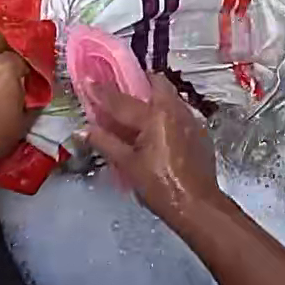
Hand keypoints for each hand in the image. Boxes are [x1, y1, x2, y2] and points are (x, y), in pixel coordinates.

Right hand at [86, 73, 227, 228]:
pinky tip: (157, 129)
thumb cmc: (159, 186)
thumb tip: (83, 130)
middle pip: (157, 82)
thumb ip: (105, 142)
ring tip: (138, 111)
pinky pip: (180, 111)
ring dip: (154, 96)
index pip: (121, 100)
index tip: (89, 80)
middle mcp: (175, 110)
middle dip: (139, 81)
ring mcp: (191, 119)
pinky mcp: (200, 131)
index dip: (102, 91)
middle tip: (122, 91)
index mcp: (155, 116)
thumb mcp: (127, 165)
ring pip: (171, 95)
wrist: (197, 204)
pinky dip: (166, 112)